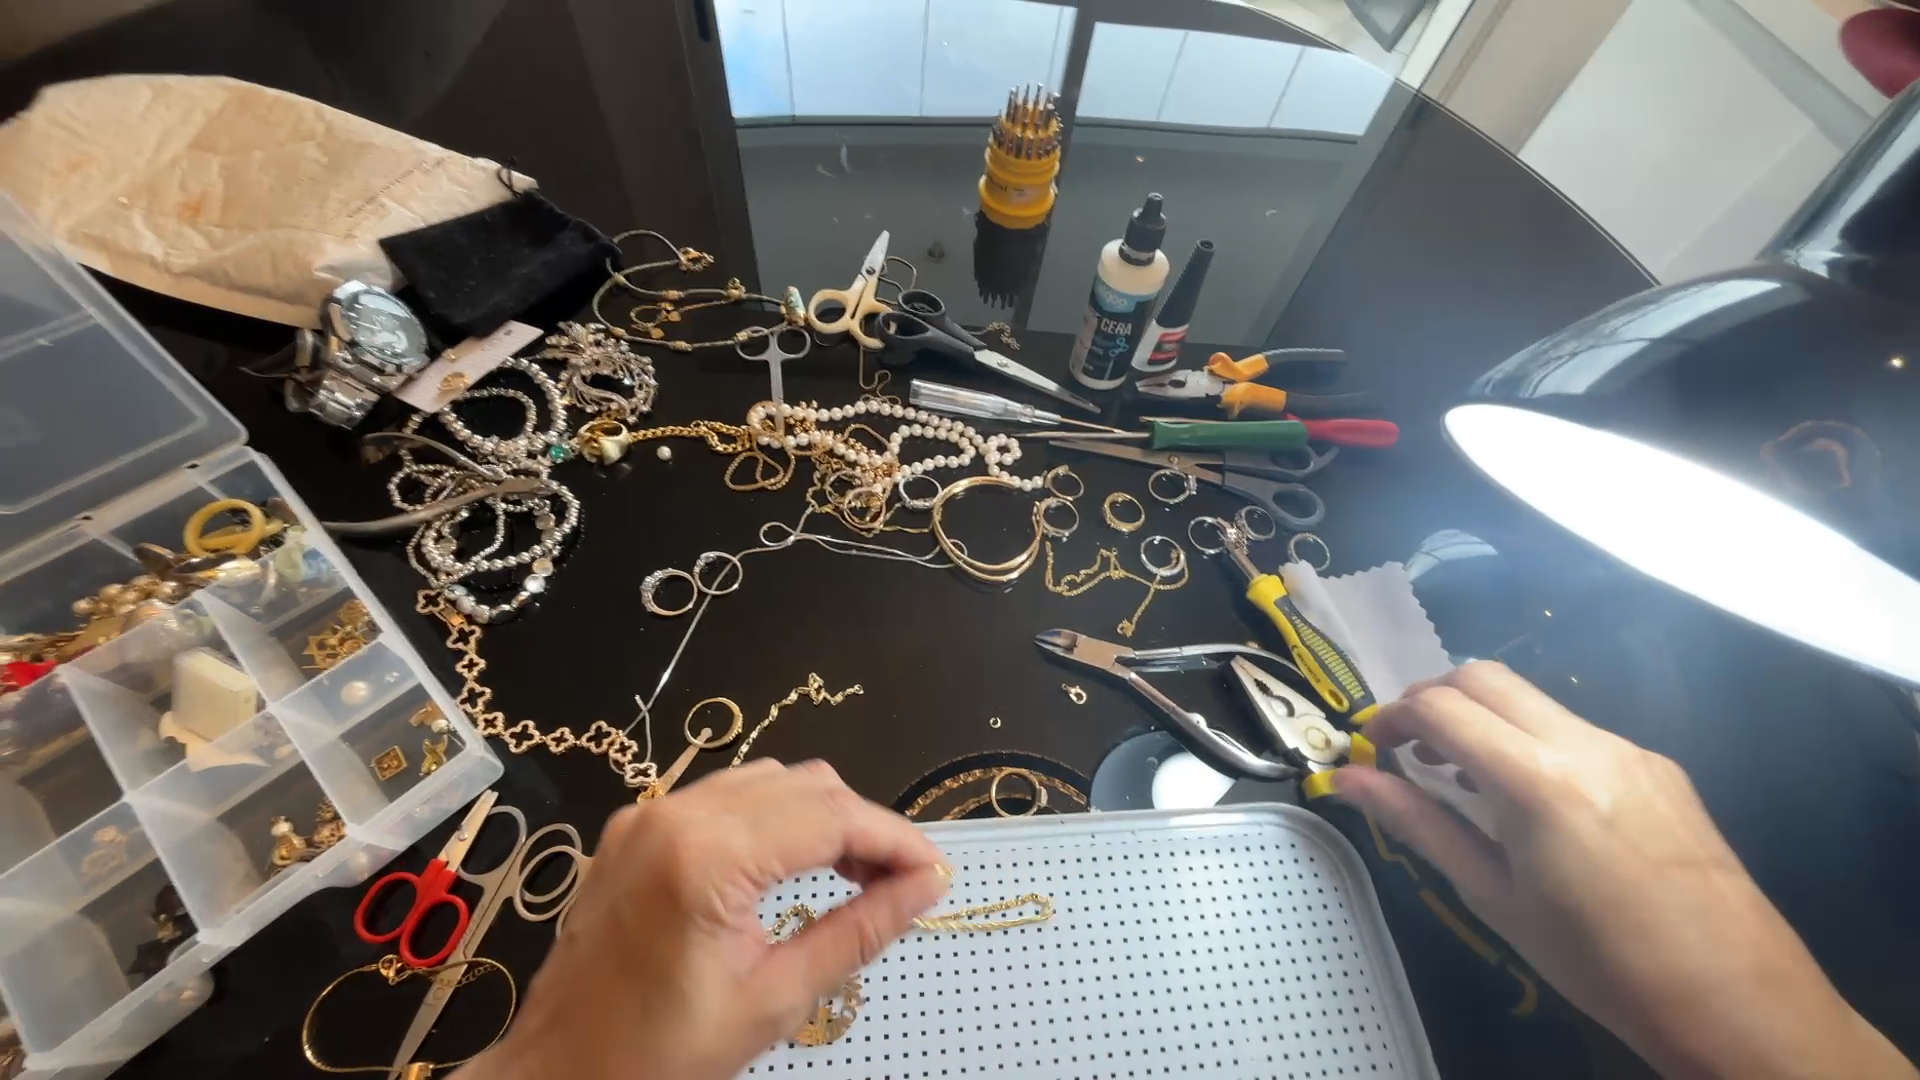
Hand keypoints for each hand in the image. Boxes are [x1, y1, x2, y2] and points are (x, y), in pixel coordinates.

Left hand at [465, 760, 949, 1079]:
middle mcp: (680, 811)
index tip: (934, 871)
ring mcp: (654, 809)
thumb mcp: (774, 1000)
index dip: (894, 838)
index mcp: (709, 858)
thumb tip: (928, 885)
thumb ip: (861, 931)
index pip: (831, 816)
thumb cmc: (661, 1058)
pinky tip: (790, 859)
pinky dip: (777, 814)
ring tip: (852, 873)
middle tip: (897, 882)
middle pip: (808, 786)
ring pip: (774, 779)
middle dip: (863, 827)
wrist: (552, 1077)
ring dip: (823, 815)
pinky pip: (731, 792)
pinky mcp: (640, 818)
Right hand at [1323, 661, 1914, 1079]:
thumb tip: (1344, 779)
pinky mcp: (1658, 766)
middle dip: (1430, 698)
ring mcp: (1628, 750)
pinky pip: (1569, 726)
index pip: (1440, 707)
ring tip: (1460, 772)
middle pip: (1481, 676)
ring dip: (1477, 714)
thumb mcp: (1490, 894)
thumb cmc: (1598, 961)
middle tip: (1409, 746)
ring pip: (1527, 696)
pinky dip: (1523, 737)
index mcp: (1538, 781)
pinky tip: (1526, 796)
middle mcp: (1585, 745)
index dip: (1392, 715)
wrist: (1748, 1011)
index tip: (1372, 747)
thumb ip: (1415, 821)